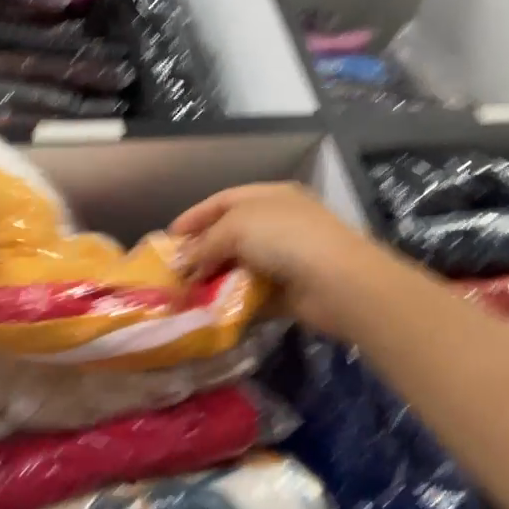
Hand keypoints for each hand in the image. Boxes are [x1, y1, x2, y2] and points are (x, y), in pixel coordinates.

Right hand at [170, 183, 385, 337]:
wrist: (340, 283)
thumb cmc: (286, 238)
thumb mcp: (237, 227)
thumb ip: (205, 243)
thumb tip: (181, 262)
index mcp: (269, 196)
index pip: (223, 201)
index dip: (195, 216)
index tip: (169, 238)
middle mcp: (278, 224)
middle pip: (231, 234)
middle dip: (202, 251)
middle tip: (175, 270)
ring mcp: (287, 259)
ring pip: (242, 266)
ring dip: (216, 279)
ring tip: (187, 293)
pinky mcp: (291, 293)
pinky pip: (254, 296)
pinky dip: (234, 303)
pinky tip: (211, 311)